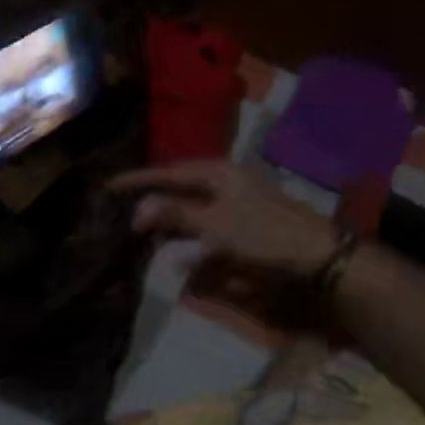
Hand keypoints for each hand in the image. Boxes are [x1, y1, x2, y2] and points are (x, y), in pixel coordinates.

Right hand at [109, 162, 339, 273]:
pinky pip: (208, 221)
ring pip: (194, 205)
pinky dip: (191, 231)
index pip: (168, 172)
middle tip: (123, 211)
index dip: (138, 180)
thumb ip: (176, 214)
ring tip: (146, 229)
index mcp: (218, 173)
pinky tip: (183, 246)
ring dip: (171, 217)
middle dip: (153, 199)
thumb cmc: (264, 233)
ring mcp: (238, 199)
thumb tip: (139, 209)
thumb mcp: (215, 224)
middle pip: (180, 186)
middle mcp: (226, 180)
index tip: (109, 186)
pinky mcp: (246, 220)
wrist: (315, 252)